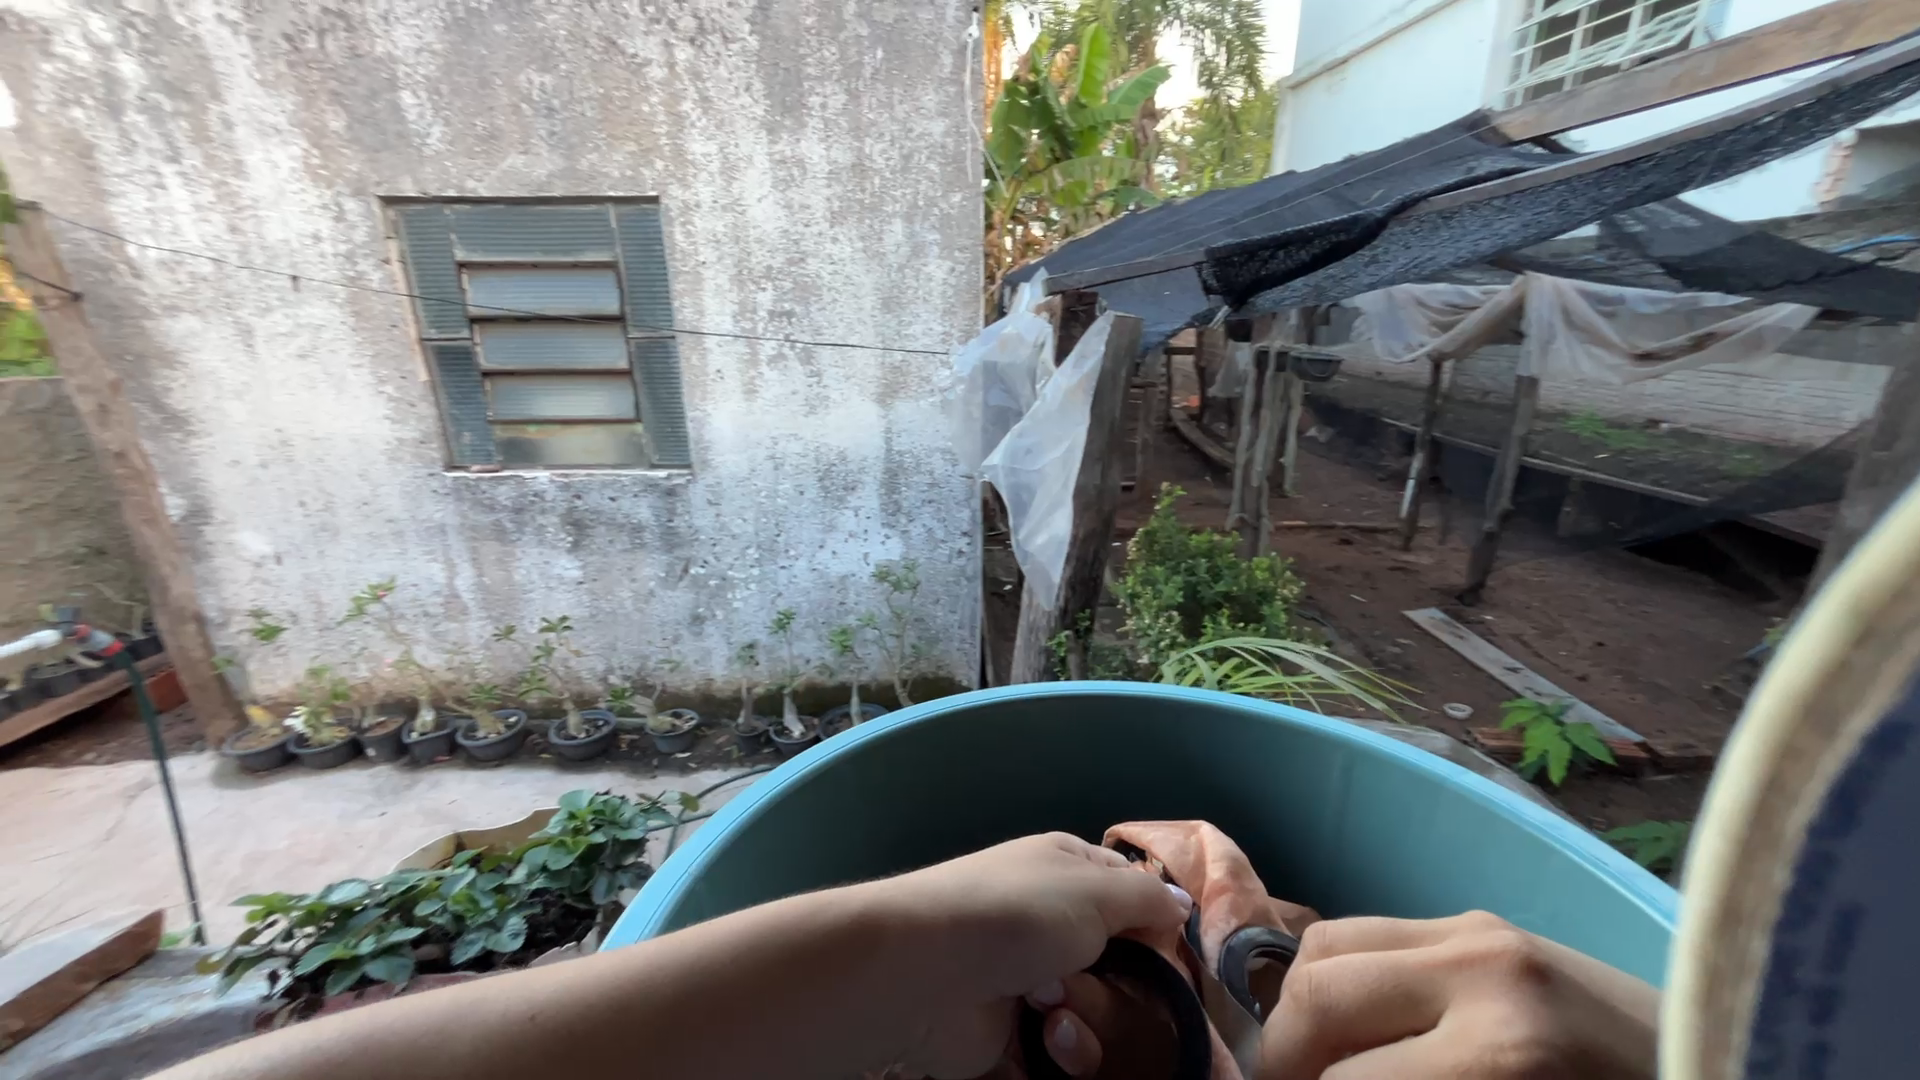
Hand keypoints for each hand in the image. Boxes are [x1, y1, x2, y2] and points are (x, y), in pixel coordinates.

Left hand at [856, 833, 1191, 1078]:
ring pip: (1099, 1013)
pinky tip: (1045, 1037)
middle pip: (1122, 962)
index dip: (1158, 923)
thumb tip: (1182, 903)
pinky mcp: (1016, 1030)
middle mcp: (1052, 918)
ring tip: (1053, 1010)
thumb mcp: (1094, 888)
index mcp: (1068, 868)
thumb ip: (1147, 897)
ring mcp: (1033, 975)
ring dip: (1088, 1020)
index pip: (1132, 892)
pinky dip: (1063, 1051)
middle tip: (1109, 983)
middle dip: (1123, 983)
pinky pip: (1065, 1050)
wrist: (927, 971)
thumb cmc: (1017, 913)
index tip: (1179, 956)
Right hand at [1259, 911, 1658, 1079]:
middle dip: (1281, 1059)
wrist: (1750, 1074)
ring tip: (1311, 1059)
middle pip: (1316, 995)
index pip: (1345, 1076)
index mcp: (1506, 1050)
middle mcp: (1474, 967)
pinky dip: (1335, 977)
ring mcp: (1472, 929)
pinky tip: (1354, 1023)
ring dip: (1299, 1009)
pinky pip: (1364, 932)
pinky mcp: (1474, 920)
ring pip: (1323, 946)